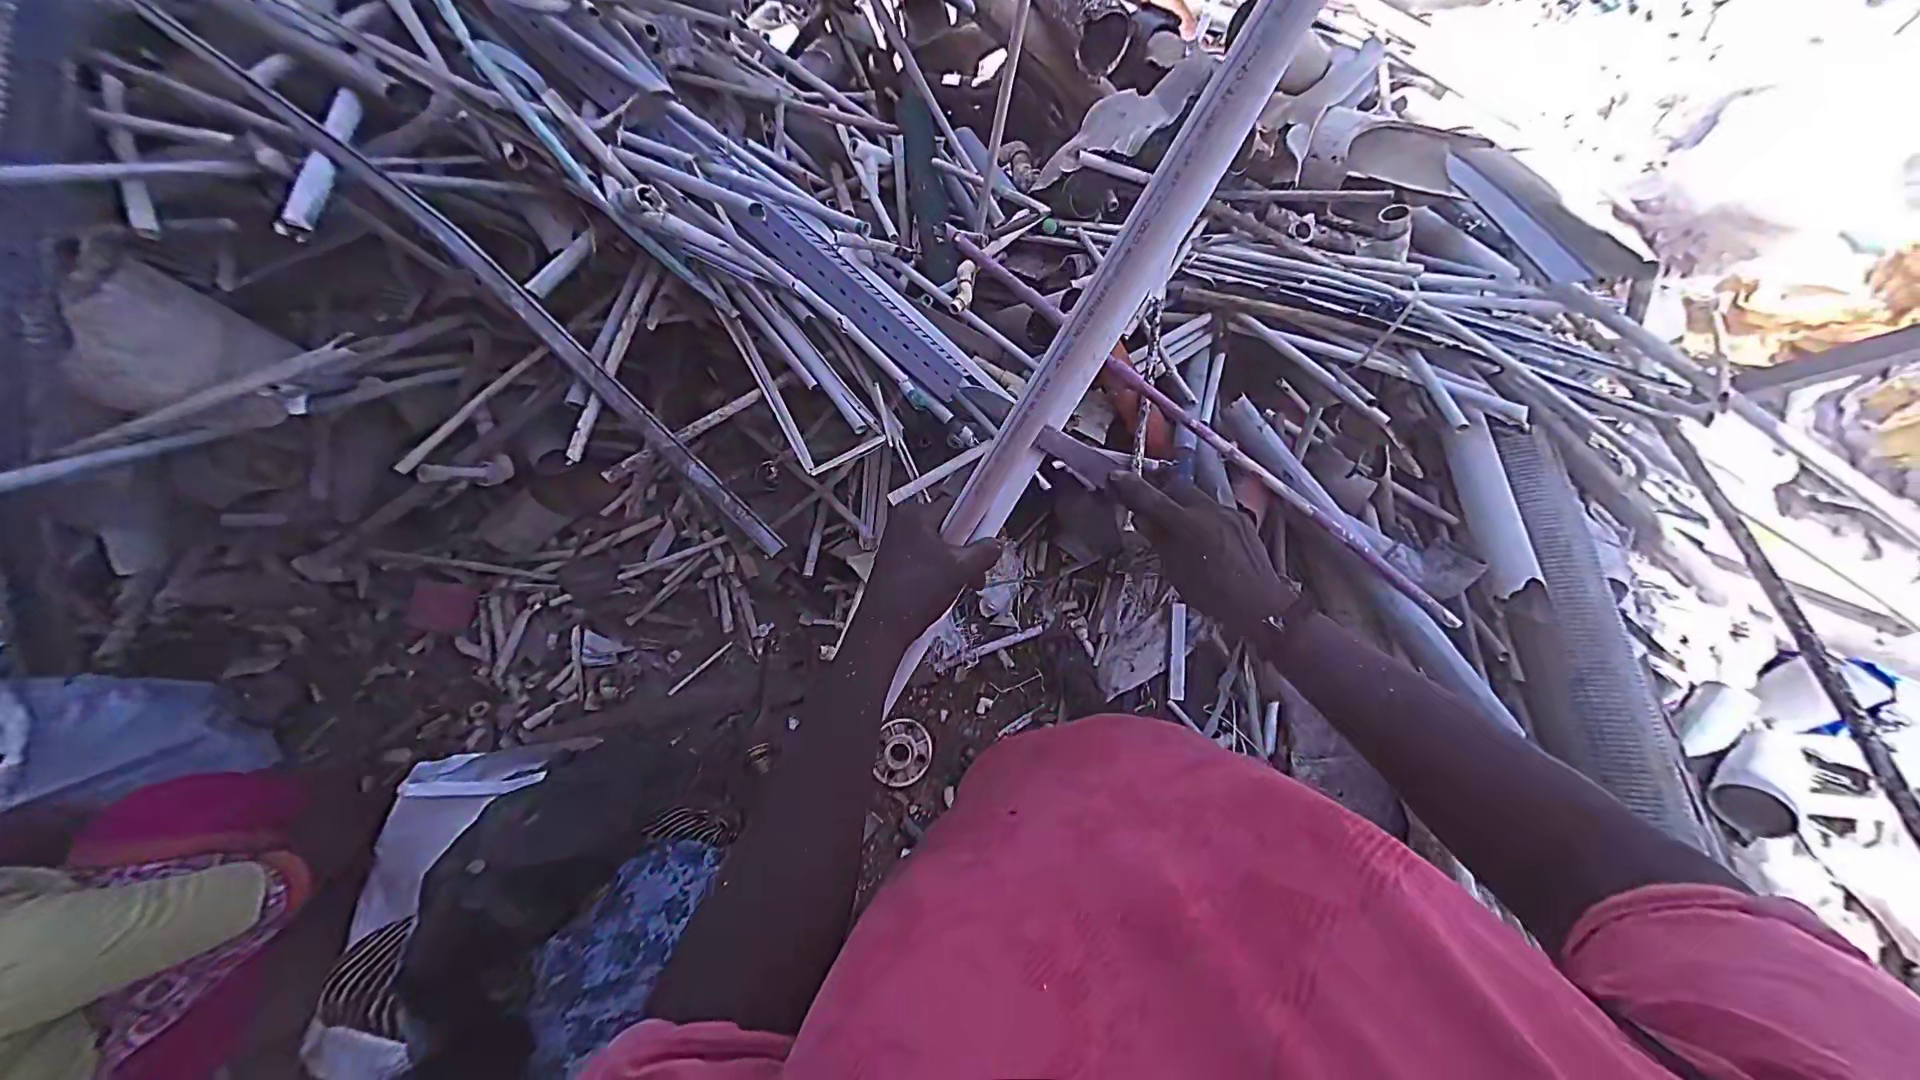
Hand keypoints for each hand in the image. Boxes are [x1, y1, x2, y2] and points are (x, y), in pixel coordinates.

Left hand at [857, 498, 1002, 645]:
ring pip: (942, 545)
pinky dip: (943, 571)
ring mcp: (899, 544)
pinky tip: (948, 588)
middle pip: (951, 526)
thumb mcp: (960, 569)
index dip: (978, 517)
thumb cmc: (910, 595)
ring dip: (958, 563)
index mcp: (914, 515)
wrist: (885, 628)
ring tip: (962, 582)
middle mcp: (903, 524)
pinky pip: (930, 558)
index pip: (957, 502)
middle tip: (976, 565)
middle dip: (968, 548)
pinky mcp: (899, 562)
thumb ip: (983, 552)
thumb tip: (994, 545)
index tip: (989, 526)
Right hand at [1110, 470, 1300, 639]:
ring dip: (1179, 501)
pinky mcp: (1241, 519)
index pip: (1152, 498)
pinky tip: (1198, 530)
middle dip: (1158, 488)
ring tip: (1171, 517)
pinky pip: (1214, 507)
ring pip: (1196, 496)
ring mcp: (1228, 512)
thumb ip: (1158, 539)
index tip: (1115, 478)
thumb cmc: (1212, 596)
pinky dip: (1199, 513)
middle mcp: (1209, 511)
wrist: (1260, 605)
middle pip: (1176, 486)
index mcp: (1188, 526)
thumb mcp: (1175, 569)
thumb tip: (1142, 518)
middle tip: (1144, 498)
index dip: (1131, 486)